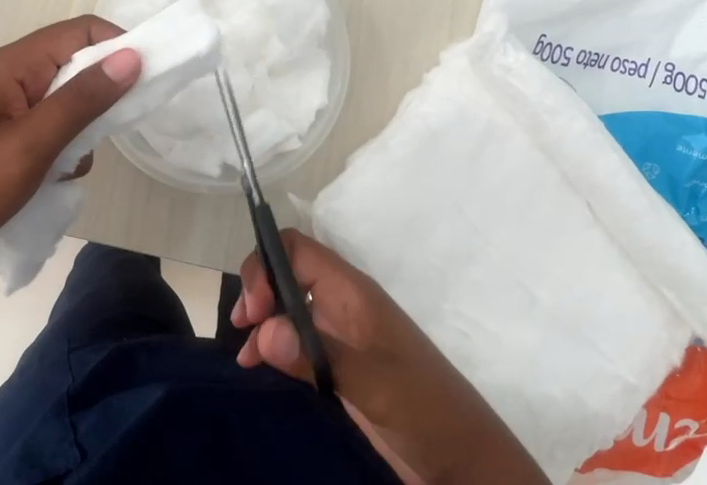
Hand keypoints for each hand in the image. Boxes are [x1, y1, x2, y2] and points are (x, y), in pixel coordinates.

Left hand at [0, 17, 141, 276]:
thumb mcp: (30, 145)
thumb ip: (82, 100)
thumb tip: (133, 56)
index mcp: (10, 67)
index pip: (79, 32)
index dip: (118, 46)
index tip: (148, 80)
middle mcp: (9, 81)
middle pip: (75, 67)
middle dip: (100, 97)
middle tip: (109, 134)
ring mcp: (4, 115)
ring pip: (67, 106)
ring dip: (81, 134)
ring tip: (67, 168)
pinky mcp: (3, 146)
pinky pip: (50, 135)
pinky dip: (62, 155)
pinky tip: (52, 184)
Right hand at [232, 230, 547, 484]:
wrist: (464, 458)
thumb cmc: (426, 407)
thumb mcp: (376, 383)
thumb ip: (320, 356)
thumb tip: (264, 330)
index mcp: (354, 294)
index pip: (298, 250)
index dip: (267, 266)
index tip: (255, 309)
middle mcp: (343, 307)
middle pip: (288, 275)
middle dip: (258, 292)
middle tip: (242, 332)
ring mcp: (341, 337)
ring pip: (289, 309)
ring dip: (262, 323)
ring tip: (245, 357)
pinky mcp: (338, 368)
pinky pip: (296, 342)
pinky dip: (271, 348)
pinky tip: (256, 368)